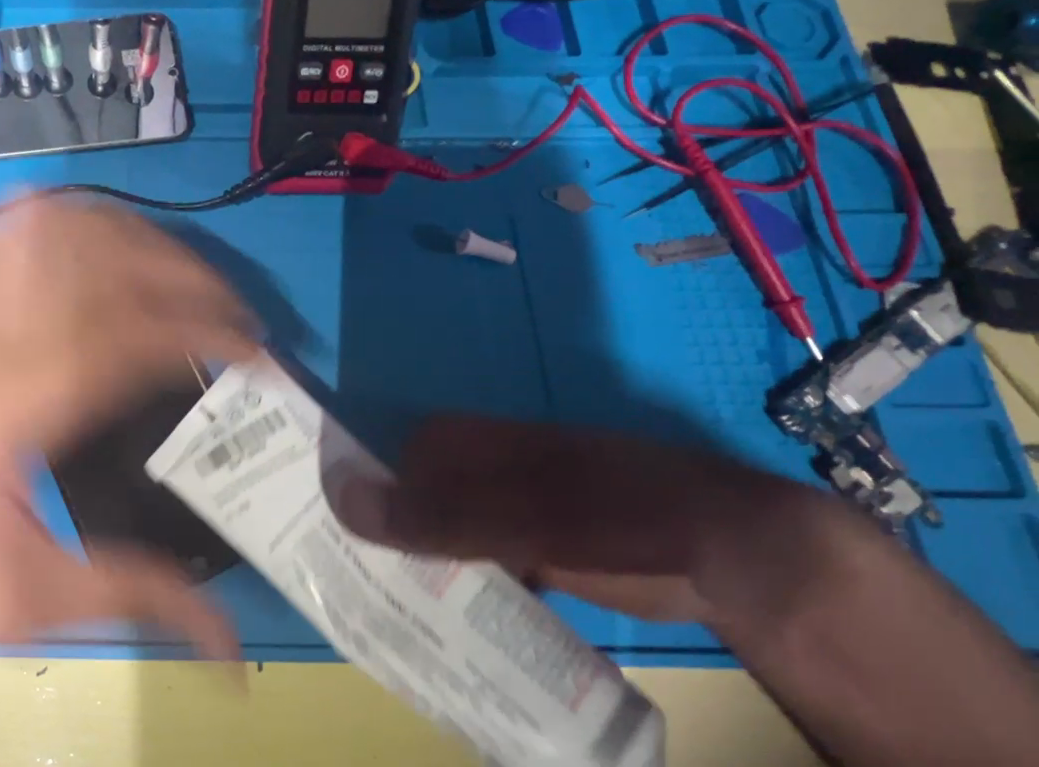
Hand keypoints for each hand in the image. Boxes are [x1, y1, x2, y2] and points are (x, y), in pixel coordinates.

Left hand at [0, 200, 258, 658]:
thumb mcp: (17, 598)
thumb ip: (133, 596)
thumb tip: (233, 642)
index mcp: (12, 394)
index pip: (135, 331)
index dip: (210, 332)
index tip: (258, 353)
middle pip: (107, 258)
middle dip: (187, 274)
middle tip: (231, 313)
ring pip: (59, 222)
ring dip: (133, 238)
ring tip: (175, 276)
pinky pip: (7, 226)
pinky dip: (69, 224)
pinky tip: (92, 251)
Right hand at [330, 415, 838, 624]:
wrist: (732, 551)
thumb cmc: (614, 516)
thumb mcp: (515, 518)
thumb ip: (430, 512)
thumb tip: (337, 496)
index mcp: (470, 443)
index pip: (387, 462)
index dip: (358, 496)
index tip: (336, 545)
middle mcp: (485, 469)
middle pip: (413, 499)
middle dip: (387, 540)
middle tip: (362, 590)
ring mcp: (515, 508)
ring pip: (447, 533)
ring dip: (425, 568)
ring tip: (398, 613)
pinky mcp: (544, 546)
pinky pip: (483, 563)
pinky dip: (468, 589)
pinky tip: (460, 623)